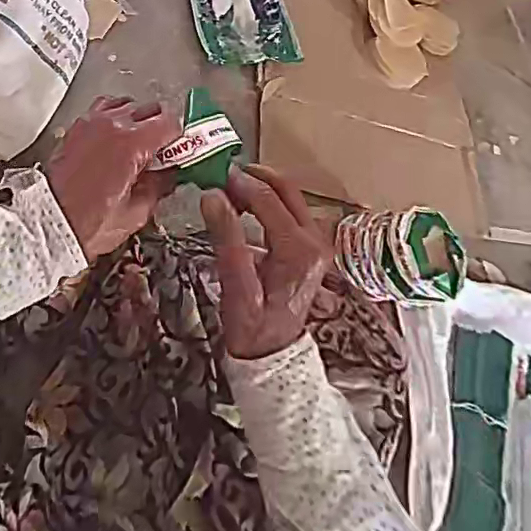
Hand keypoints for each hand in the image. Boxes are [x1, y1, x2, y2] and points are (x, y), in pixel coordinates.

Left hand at [46, 96, 182, 259]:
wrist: (46, 222)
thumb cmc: (90, 222)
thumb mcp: (136, 212)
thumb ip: (160, 186)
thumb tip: (171, 174)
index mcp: (132, 143)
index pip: (171, 123)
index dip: (182, 135)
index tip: (184, 148)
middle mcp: (113, 124)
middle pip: (152, 109)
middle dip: (163, 127)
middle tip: (166, 149)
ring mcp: (93, 122)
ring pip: (129, 104)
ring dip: (139, 119)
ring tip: (140, 142)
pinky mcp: (78, 127)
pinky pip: (105, 108)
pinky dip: (116, 116)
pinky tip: (117, 135)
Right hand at [204, 164, 330, 359]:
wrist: (272, 355)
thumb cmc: (252, 327)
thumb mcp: (235, 286)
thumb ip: (226, 238)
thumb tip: (213, 196)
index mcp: (299, 250)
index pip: (268, 200)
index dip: (241, 183)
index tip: (216, 174)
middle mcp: (315, 241)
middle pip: (286, 190)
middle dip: (254, 178)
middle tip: (224, 177)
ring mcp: (317, 242)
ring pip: (290, 197)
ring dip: (261, 187)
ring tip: (230, 191)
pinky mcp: (311, 246)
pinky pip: (291, 210)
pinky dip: (268, 201)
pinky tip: (244, 206)